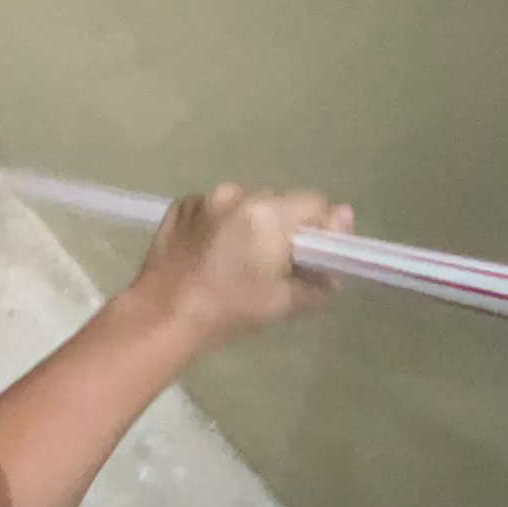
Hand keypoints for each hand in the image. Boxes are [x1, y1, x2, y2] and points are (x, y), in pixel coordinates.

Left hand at [129, 184, 353, 350]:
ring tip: (237, 256)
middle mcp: (233, 195)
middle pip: (278, 201)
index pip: (315, 204)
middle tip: (272, 260)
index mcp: (266, 213)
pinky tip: (210, 250)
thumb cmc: (232, 307)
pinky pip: (214, 207)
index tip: (309, 256)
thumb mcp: (293, 298)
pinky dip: (219, 222)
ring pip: (244, 202)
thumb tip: (343, 221)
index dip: (320, 230)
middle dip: (283, 226)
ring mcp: (201, 198)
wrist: (164, 311)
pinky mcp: (178, 206)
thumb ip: (327, 265)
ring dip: (249, 222)